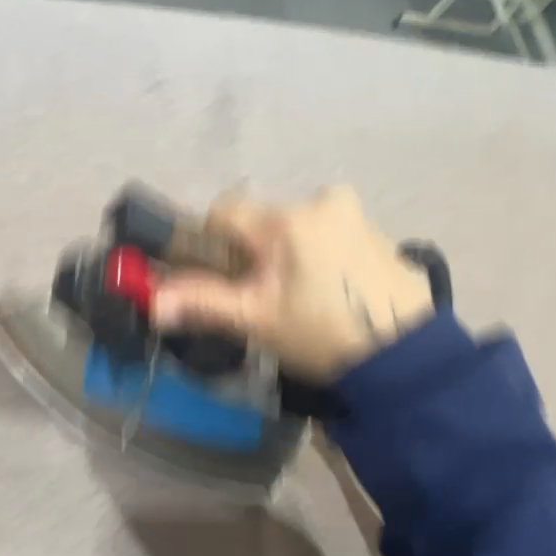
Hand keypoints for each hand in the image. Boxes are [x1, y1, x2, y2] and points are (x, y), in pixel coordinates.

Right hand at [152, 186, 434, 383]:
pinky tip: (325, 297)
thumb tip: (153, 302)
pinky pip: (325, 237)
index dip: (207, 244)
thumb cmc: (321, 333)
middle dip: (250, 257)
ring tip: (295, 303)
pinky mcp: (376, 232)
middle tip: (258, 301)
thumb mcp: (256, 319)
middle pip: (260, 223)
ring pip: (293, 231)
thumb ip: (202, 303)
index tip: (214, 279)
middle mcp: (322, 201)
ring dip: (283, 258)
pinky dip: (314, 260)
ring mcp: (354, 214)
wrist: (403, 354)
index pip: (224, 211)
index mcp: (287, 218)